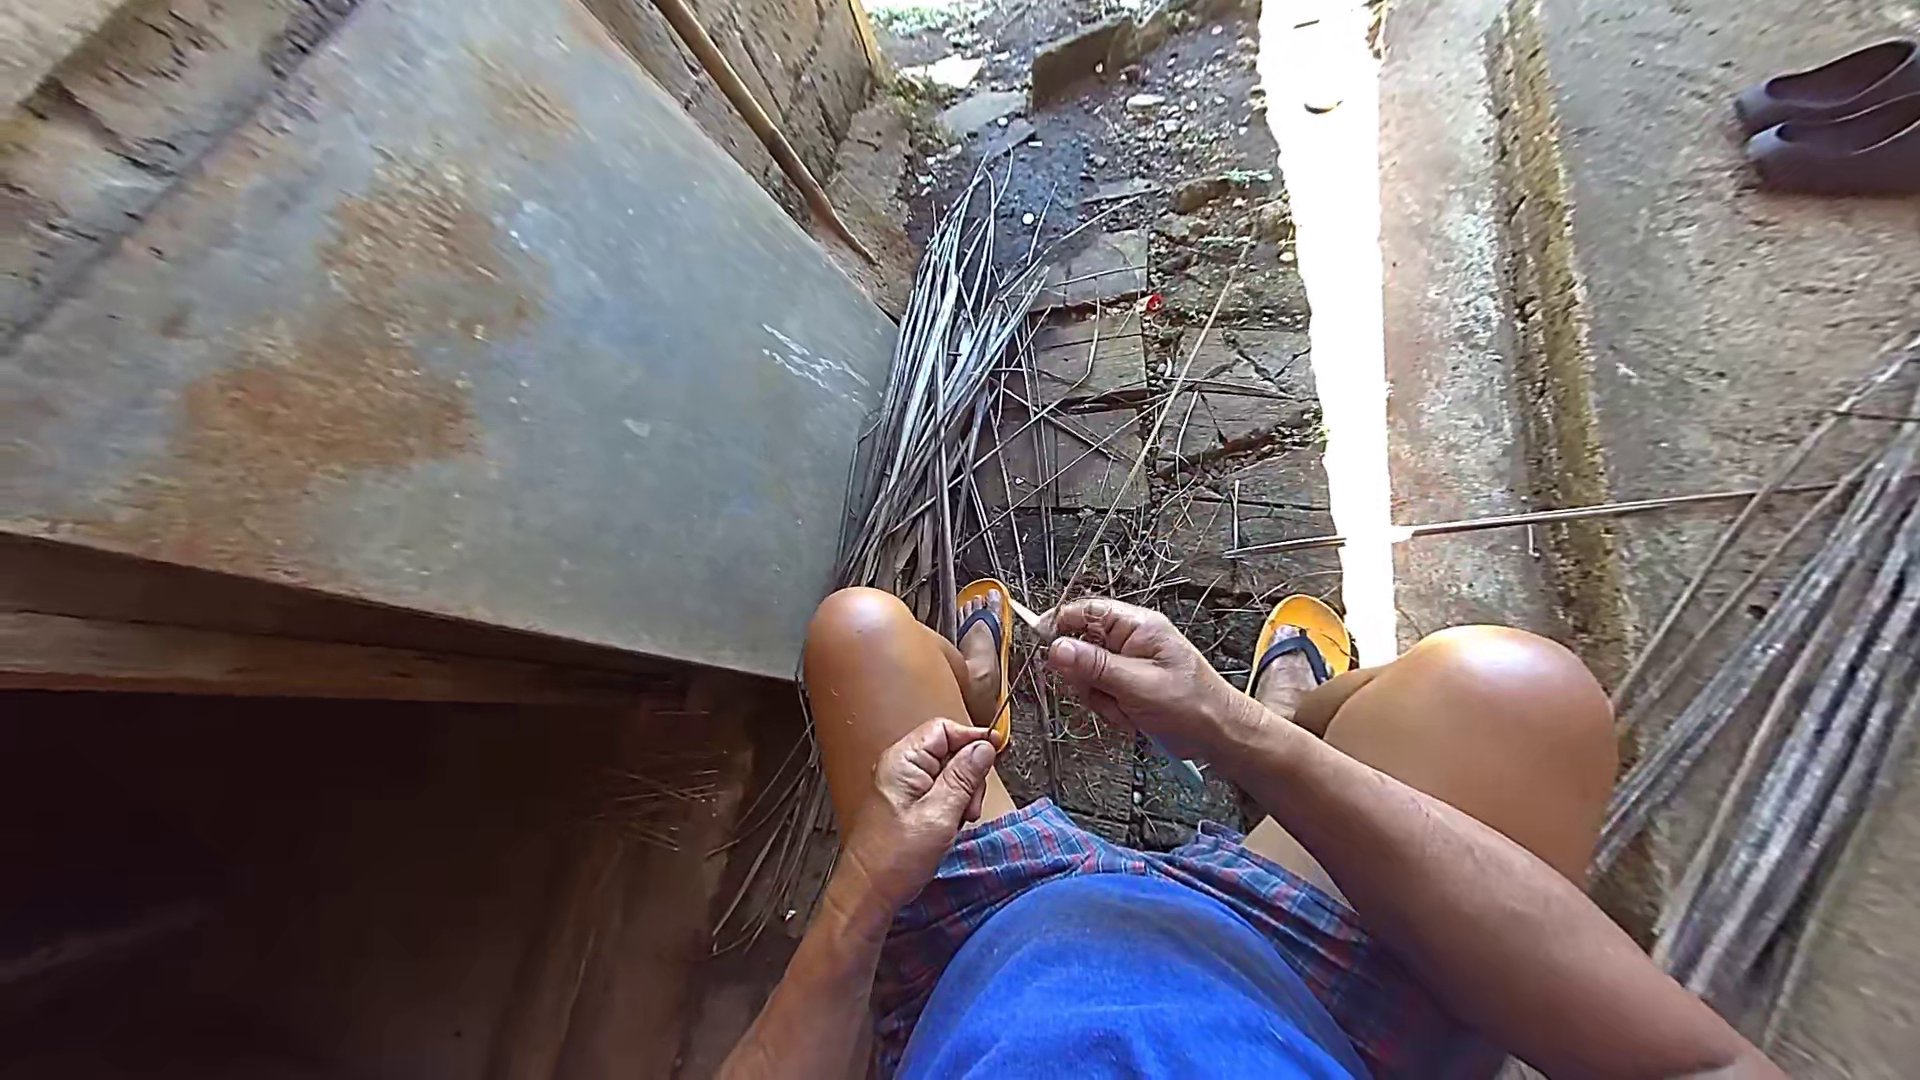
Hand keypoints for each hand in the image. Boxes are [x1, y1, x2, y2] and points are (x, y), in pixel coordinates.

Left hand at [839, 718, 998, 915]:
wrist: (867, 895)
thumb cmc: (894, 859)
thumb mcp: (940, 814)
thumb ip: (965, 777)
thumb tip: (984, 747)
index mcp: (903, 759)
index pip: (944, 729)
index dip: (972, 737)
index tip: (996, 748)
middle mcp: (900, 765)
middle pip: (948, 749)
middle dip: (968, 774)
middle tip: (971, 805)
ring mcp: (902, 783)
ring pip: (947, 771)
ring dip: (962, 793)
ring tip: (959, 820)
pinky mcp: (906, 800)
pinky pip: (938, 789)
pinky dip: (951, 804)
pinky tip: (950, 825)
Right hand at [1041, 596, 1259, 759]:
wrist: (1221, 736)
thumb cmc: (1194, 706)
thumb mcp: (1139, 685)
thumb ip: (1095, 667)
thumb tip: (1057, 648)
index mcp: (1136, 626)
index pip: (1085, 612)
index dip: (1059, 625)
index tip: (1043, 645)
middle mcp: (1130, 638)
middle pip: (1079, 646)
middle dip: (1086, 677)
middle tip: (1103, 694)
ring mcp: (1127, 661)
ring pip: (1086, 673)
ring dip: (1099, 697)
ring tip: (1125, 709)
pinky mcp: (1127, 682)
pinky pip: (1099, 691)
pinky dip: (1108, 707)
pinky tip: (1129, 716)